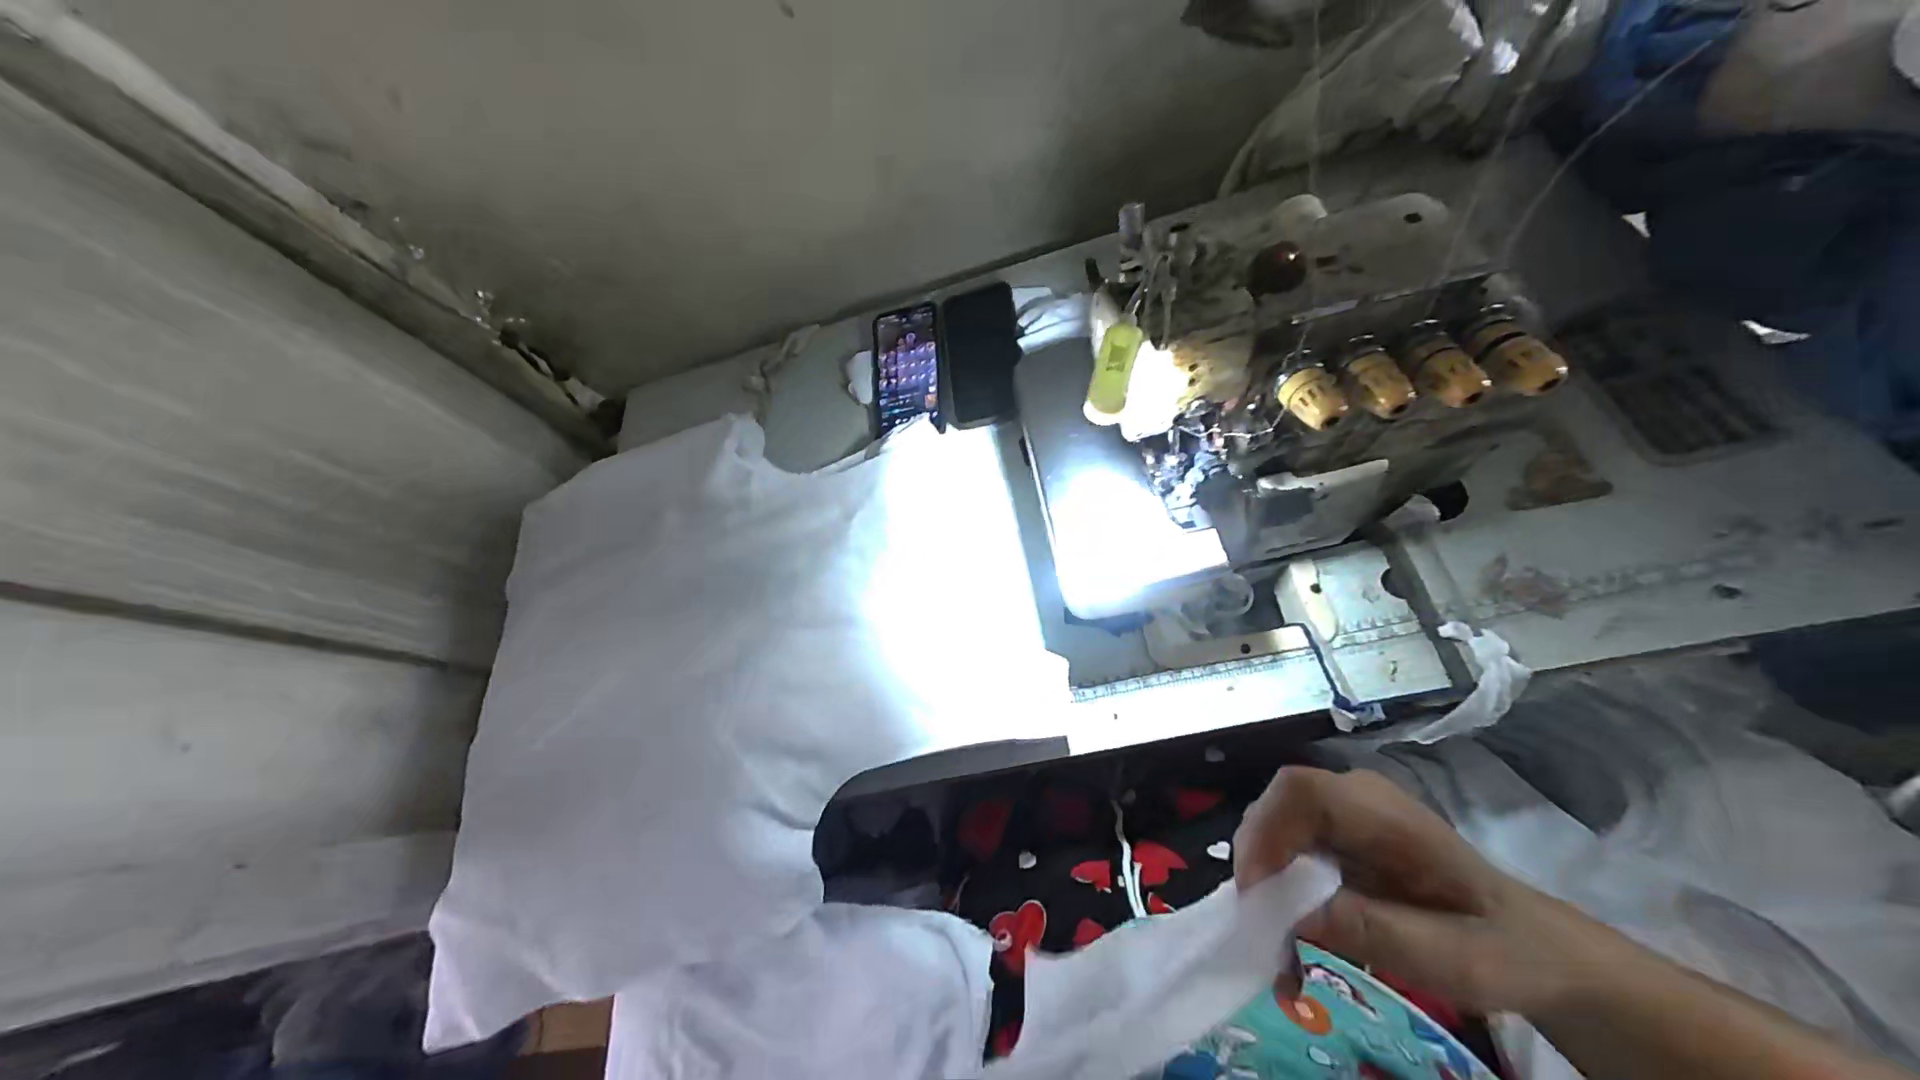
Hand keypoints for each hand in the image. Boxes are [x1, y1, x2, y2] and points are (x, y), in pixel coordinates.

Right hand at [1233, 766, 1628, 1016]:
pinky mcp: (1337, 834)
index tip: (1257, 892)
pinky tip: (1287, 924)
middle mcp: (1354, 797)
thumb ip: (1374, 931)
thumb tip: (1291, 915)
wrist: (1538, 950)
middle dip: (1255, 862)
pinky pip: (1288, 843)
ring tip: (1270, 935)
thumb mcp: (1453, 958)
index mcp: (1385, 812)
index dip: (1265, 832)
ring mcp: (1343, 812)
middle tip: (1256, 924)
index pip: (1299, 791)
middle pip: (1276, 807)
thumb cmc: (1501, 951)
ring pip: (1274, 826)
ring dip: (1262, 878)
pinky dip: (1276, 883)